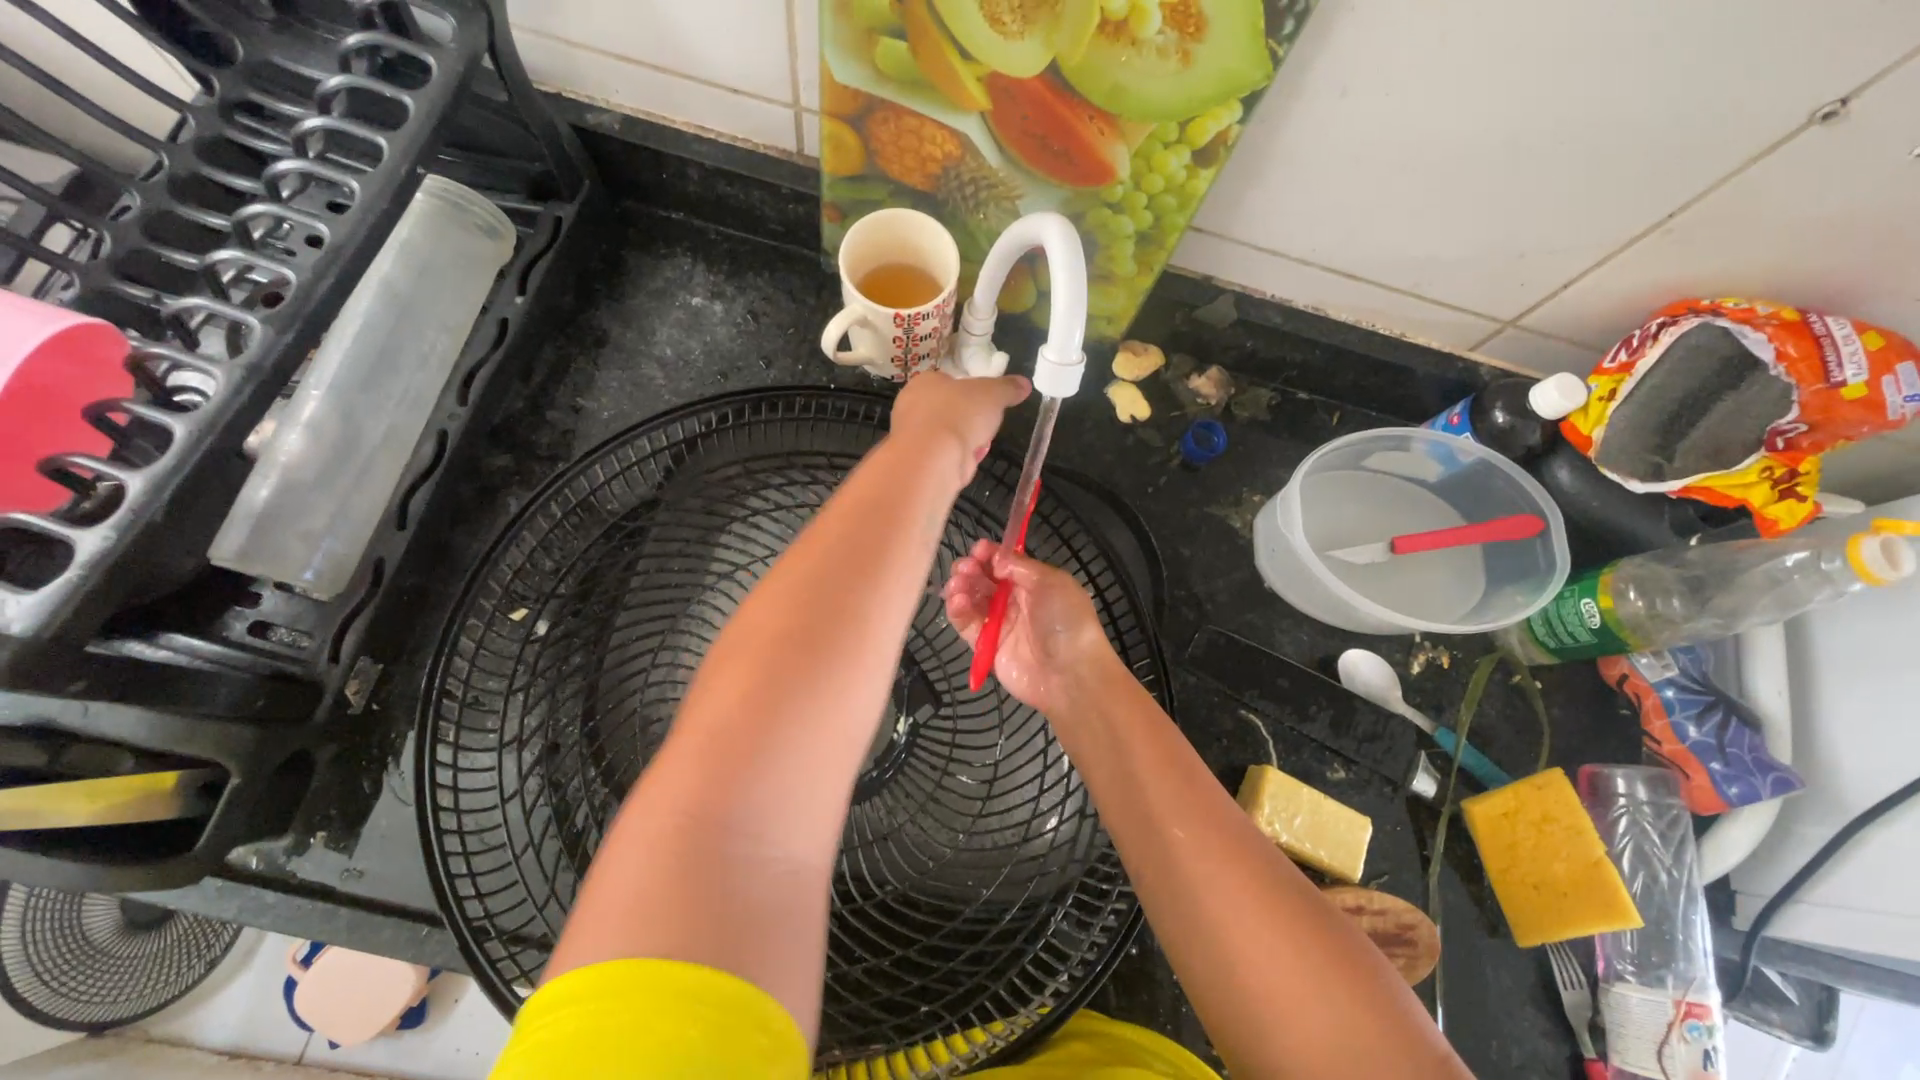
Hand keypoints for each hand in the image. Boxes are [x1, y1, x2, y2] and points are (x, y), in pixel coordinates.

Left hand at [889, 372, 1029, 487]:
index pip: (946, 382)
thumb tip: (1024, 384)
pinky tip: (967, 461)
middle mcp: (910, 406)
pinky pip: (943, 456)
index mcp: (924, 382)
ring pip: (945, 436)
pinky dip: (957, 459)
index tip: (983, 402)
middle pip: (946, 410)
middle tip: (983, 424)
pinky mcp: (916, 462)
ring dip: (964, 441)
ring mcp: (910, 436)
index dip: (967, 392)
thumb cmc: (960, 414)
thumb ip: (1008, 388)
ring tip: (978, 444)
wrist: (934, 458)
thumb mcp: (993, 394)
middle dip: (967, 420)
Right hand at [942, 539, 1118, 716]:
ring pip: (972, 600)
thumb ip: (1021, 566)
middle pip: (984, 580)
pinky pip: (966, 625)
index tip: (978, 550)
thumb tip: (996, 560)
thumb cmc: (1065, 620)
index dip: (990, 555)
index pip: (1005, 564)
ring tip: (957, 584)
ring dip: (960, 587)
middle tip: (965, 568)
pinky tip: (957, 602)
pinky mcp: (986, 646)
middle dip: (971, 569)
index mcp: (1034, 584)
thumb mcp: (1052, 582)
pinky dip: (958, 611)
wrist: (1069, 673)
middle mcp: (1015, 602)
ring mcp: (1000, 624)